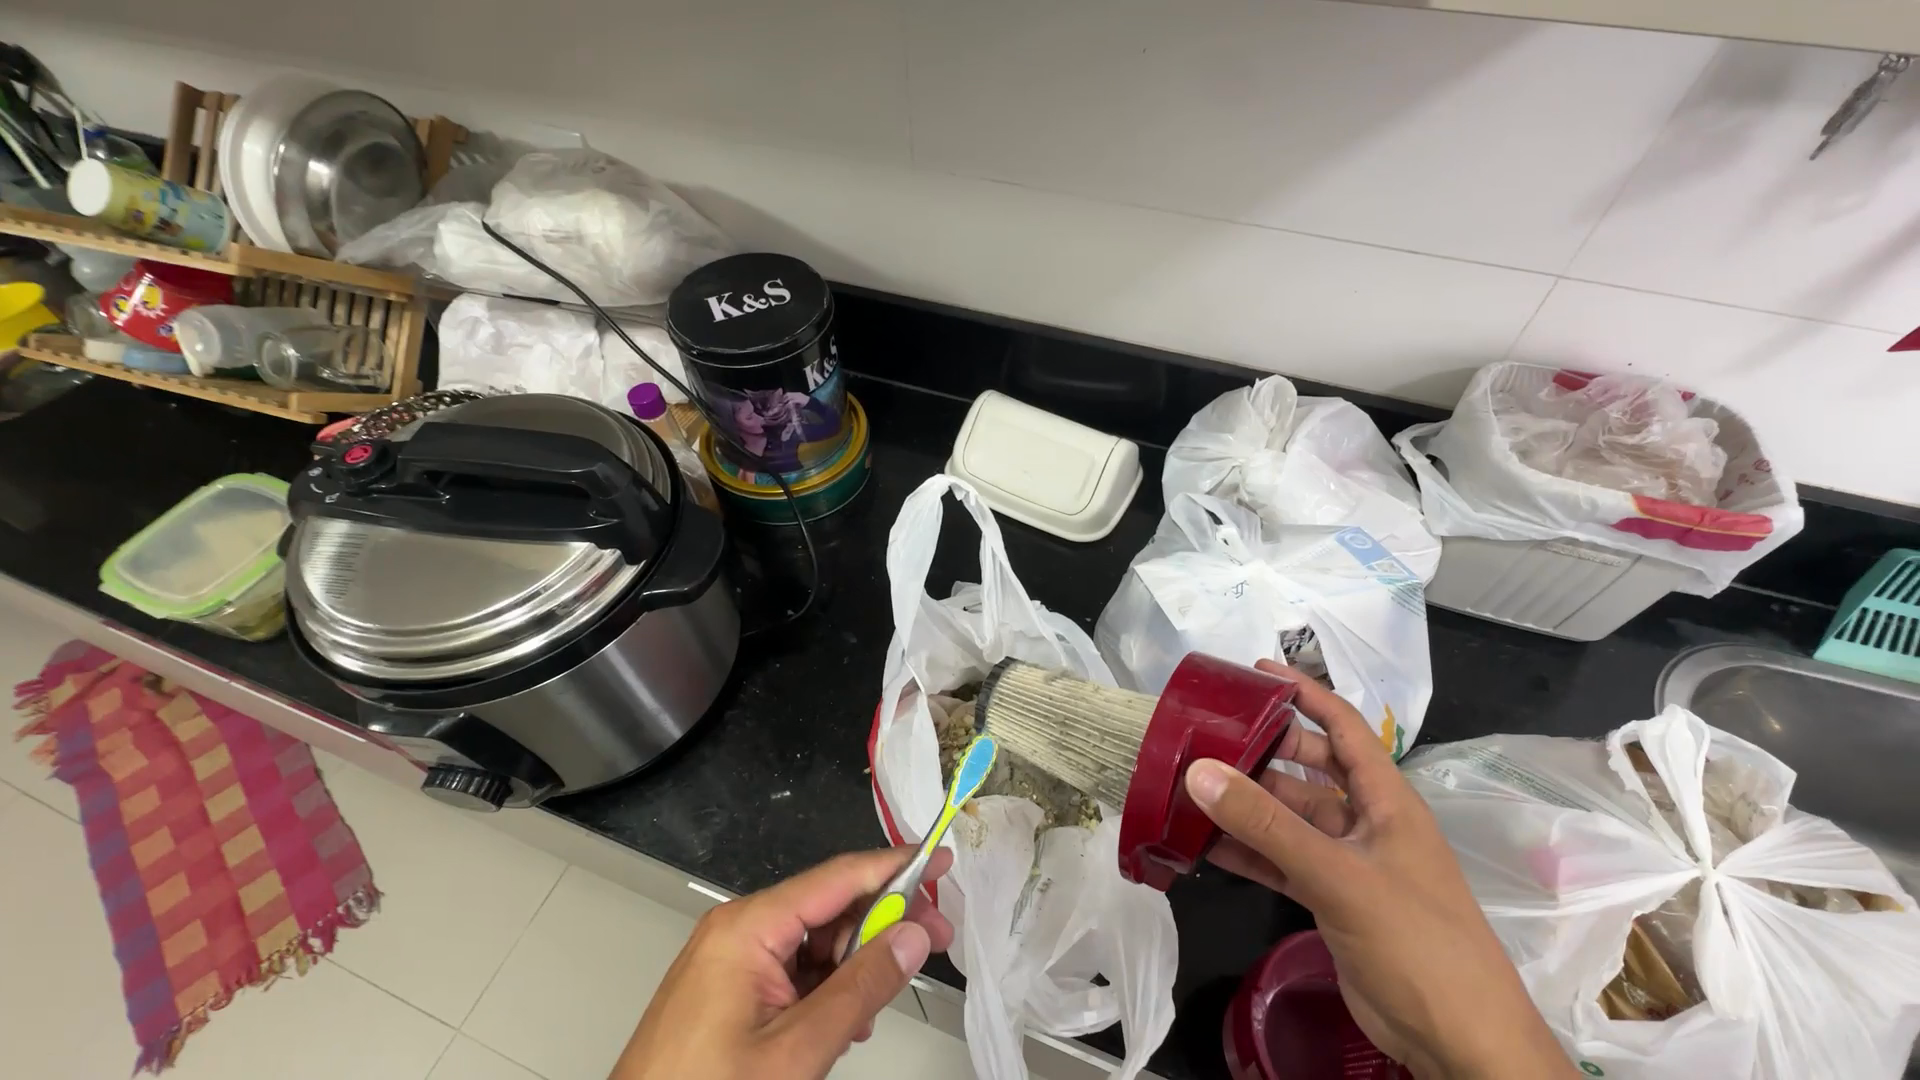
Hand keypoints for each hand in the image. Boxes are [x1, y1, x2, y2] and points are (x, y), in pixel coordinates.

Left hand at [610, 847, 955, 1079]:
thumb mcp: (796, 1050)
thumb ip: (860, 988)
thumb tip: (913, 936)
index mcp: (749, 926)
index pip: (838, 877)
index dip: (896, 865)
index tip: (942, 861)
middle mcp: (740, 929)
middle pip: (830, 907)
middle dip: (883, 923)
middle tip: (936, 944)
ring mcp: (733, 959)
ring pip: (815, 942)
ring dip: (855, 965)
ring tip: (878, 1006)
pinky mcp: (731, 989)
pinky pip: (794, 970)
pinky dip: (827, 988)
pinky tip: (846, 1021)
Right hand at [1185, 662, 1575, 1079]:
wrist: (1460, 1042)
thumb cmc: (1416, 940)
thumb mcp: (1338, 874)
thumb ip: (1267, 824)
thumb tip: (1199, 771)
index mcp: (1386, 799)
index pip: (1344, 727)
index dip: (1305, 694)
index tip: (1256, 671)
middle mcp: (1366, 821)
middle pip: (1308, 770)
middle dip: (1262, 751)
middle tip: (1205, 736)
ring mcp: (1348, 861)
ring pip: (1288, 817)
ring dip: (1246, 805)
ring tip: (1190, 787)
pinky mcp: (1331, 898)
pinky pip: (1281, 860)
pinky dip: (1248, 850)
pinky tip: (1206, 843)